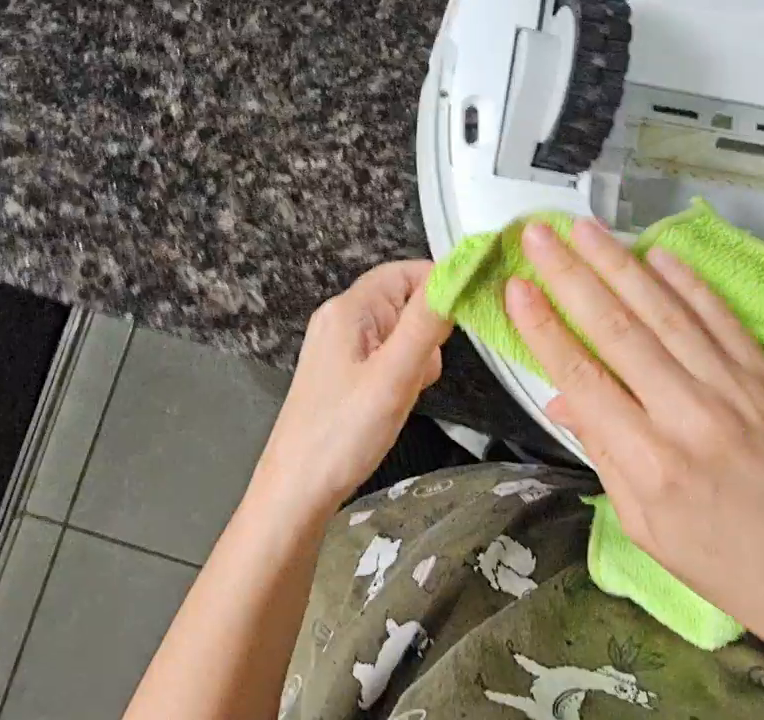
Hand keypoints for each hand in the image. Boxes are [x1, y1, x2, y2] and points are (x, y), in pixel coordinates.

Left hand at [250, 261, 452, 520]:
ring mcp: (339, 346)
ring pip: (400, 332)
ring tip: (400, 393)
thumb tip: (457, 275)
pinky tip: (391, 403)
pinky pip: (386, 357)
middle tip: (420, 371)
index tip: (466, 314)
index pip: (406, 271)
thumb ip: (426, 323)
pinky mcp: (342, 372)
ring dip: (414, 359)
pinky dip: (400, 375)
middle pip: (405, 301)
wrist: (297, 492)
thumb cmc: (340, 436)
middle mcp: (340, 319)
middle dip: (427, 332)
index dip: (440, 286)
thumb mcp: (394, 376)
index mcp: (349, 309)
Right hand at [505, 219, 763, 654]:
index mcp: (650, 463)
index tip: (516, 289)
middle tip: (538, 236)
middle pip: (617, 329)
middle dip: (570, 275)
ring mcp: (735, 390)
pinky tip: (656, 253)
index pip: (583, 376)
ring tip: (584, 229)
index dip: (543, 327)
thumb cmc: (727, 564)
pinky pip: (721, 317)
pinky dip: (687, 282)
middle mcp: (690, 416)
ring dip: (619, 264)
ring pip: (665, 312)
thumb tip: (561, 397)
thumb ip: (602, 452)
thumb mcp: (644, 526)